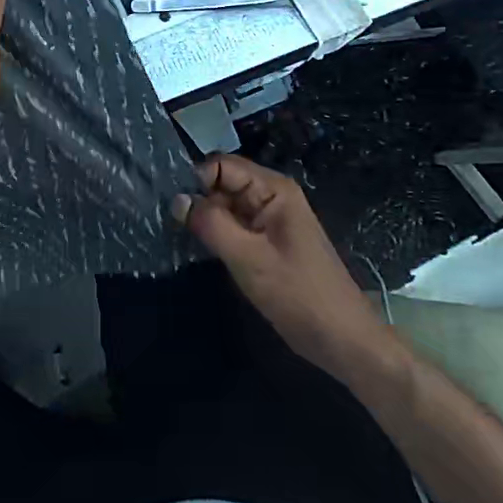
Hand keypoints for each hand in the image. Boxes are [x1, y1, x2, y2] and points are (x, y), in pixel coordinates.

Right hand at [173, 155, 398, 383]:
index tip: (168, 205)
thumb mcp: (249, 258)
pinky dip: (215, 235)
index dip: (195, 179)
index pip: (222, 165)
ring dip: (203, 219)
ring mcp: (269, 221)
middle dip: (196, 199)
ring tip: (173, 235)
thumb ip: (212, 225)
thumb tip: (177, 199)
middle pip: (222, 184)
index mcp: (274, 189)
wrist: (339, 336)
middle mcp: (271, 197)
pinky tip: (195, 249)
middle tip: (164, 223)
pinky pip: (234, 227)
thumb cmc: (298, 294)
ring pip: (226, 207)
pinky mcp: (266, 244)